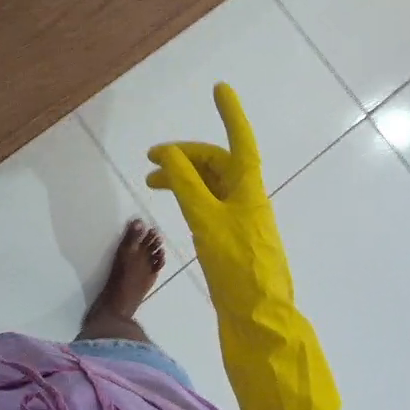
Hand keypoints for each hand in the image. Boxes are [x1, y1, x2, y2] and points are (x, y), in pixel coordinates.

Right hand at [147, 83, 340, 409]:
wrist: (259, 321)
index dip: (230, 113)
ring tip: (152, 183)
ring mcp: (242, 220)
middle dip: (185, 155)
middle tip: (150, 159)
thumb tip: (170, 153)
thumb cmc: (236, 266)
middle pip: (217, 163)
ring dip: (183, 177)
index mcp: (248, 188)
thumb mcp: (206, 219)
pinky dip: (190, 198)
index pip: (239, 140)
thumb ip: (185, 183)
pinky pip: (211, 205)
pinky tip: (175, 207)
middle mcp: (248, 198)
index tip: (220, 88)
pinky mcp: (234, 240)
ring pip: (211, 185)